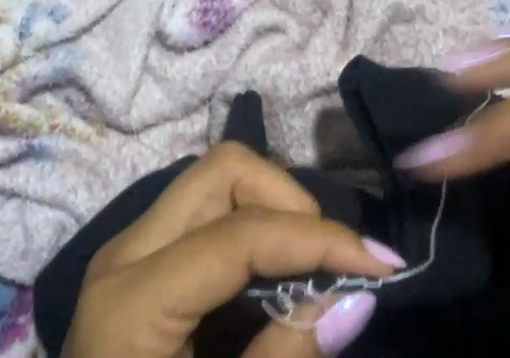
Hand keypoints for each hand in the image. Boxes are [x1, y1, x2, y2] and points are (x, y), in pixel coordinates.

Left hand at [64, 142, 402, 357]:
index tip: (382, 266)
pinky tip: (281, 272)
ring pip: (218, 177)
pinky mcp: (142, 259)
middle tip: (334, 265)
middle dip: (292, 204)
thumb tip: (358, 296)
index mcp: (132, 300)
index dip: (319, 239)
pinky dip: (256, 224)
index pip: (241, 232)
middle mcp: (126, 251)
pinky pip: (208, 209)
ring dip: (277, 208)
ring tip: (315, 266)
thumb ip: (284, 355)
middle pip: (224, 170)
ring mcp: (131, 248)